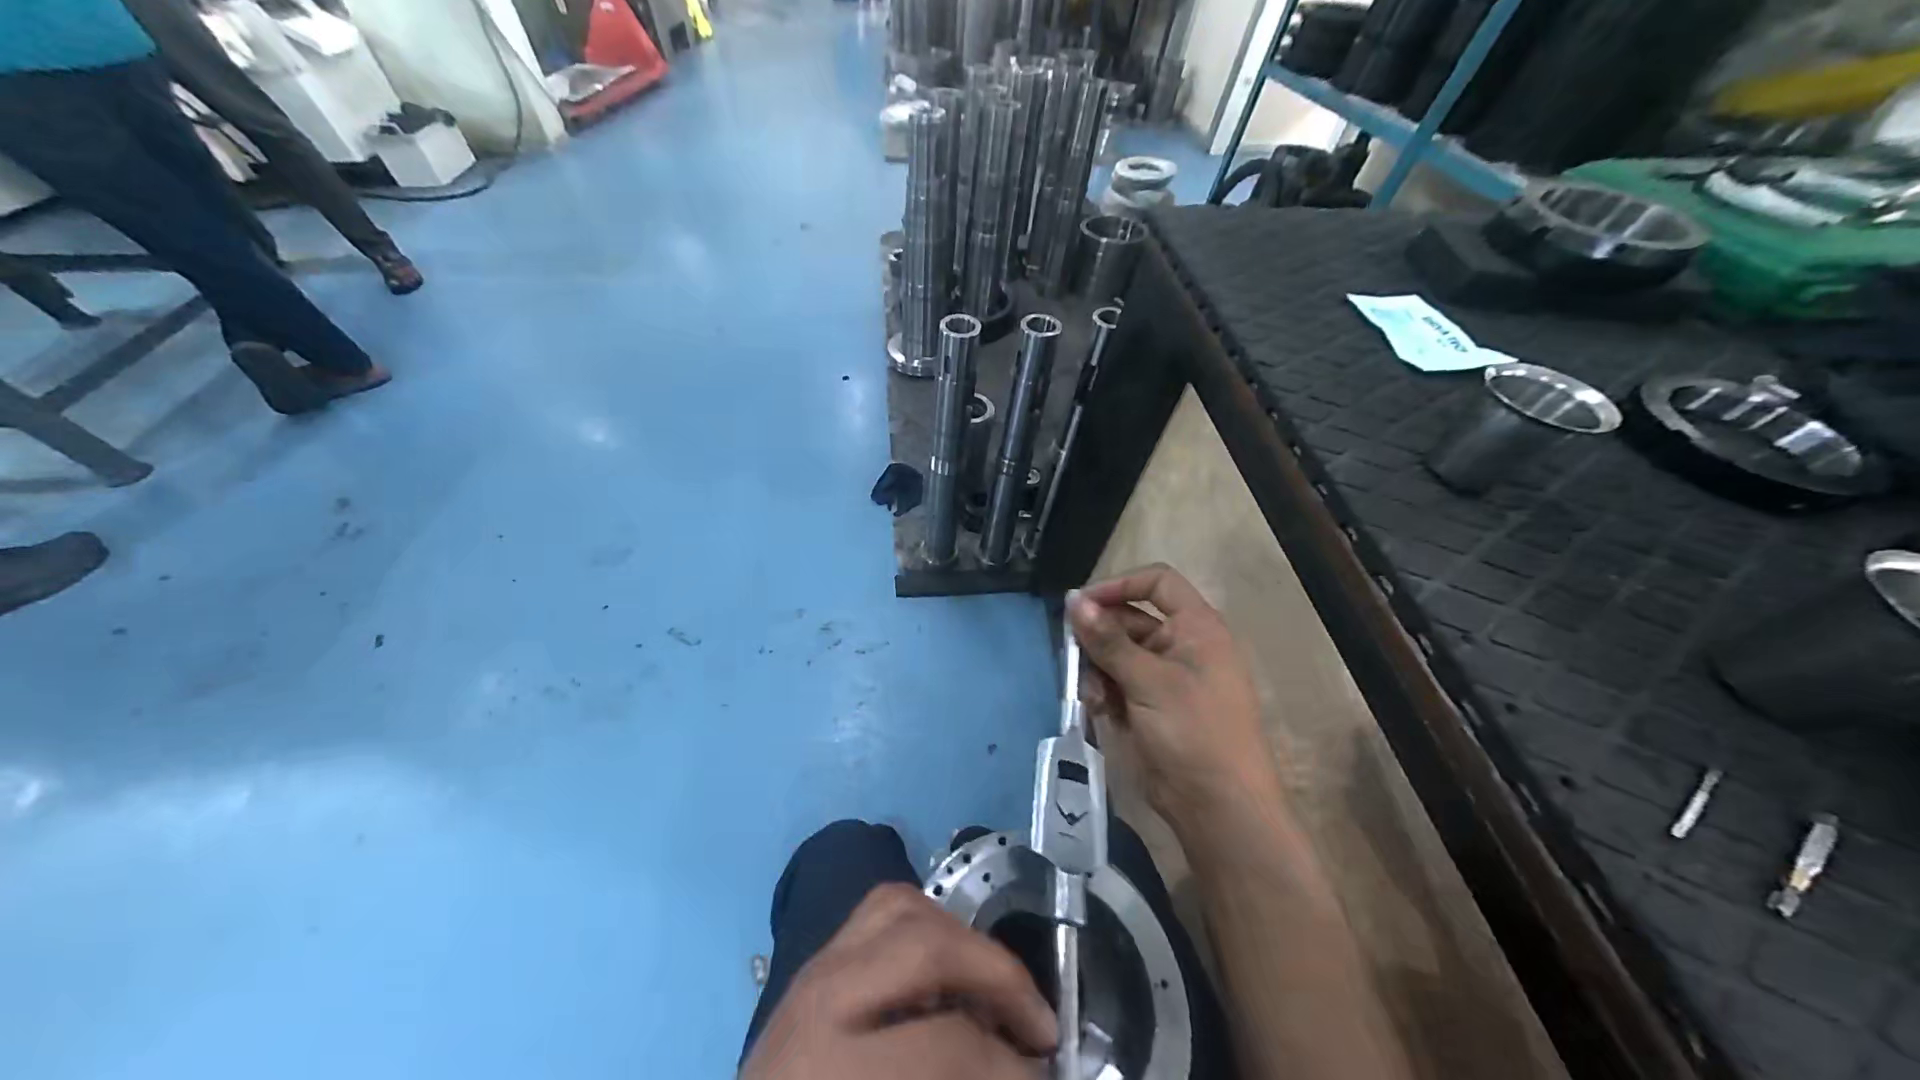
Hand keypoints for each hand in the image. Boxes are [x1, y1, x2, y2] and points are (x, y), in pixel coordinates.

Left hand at [741, 884, 1054, 1079]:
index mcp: (833, 1067)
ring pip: (900, 905)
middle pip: (926, 945)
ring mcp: (813, 970)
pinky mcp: (814, 962)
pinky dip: (924, 925)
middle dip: (998, 976)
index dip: (1009, 1066)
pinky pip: (877, 912)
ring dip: (961, 937)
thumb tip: (1019, 1067)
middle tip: (1038, 1023)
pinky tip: (947, 969)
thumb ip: (955, 1075)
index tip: (1043, 1073)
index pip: (947, 1044)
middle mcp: (821, 1000)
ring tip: (993, 984)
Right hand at [1068, 564, 1281, 833]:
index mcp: (1196, 627)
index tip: (1082, 605)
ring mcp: (1164, 678)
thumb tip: (1073, 599)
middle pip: (1128, 620)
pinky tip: (1098, 711)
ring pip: (1116, 654)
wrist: (1218, 806)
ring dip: (1097, 670)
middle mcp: (1181, 645)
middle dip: (1098, 638)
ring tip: (1091, 695)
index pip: (1157, 582)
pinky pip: (1117, 683)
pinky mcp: (1150, 706)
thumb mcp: (1148, 681)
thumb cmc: (1194, 731)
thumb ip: (1108, 639)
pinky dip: (1103, 693)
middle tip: (1072, 656)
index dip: (1119, 585)